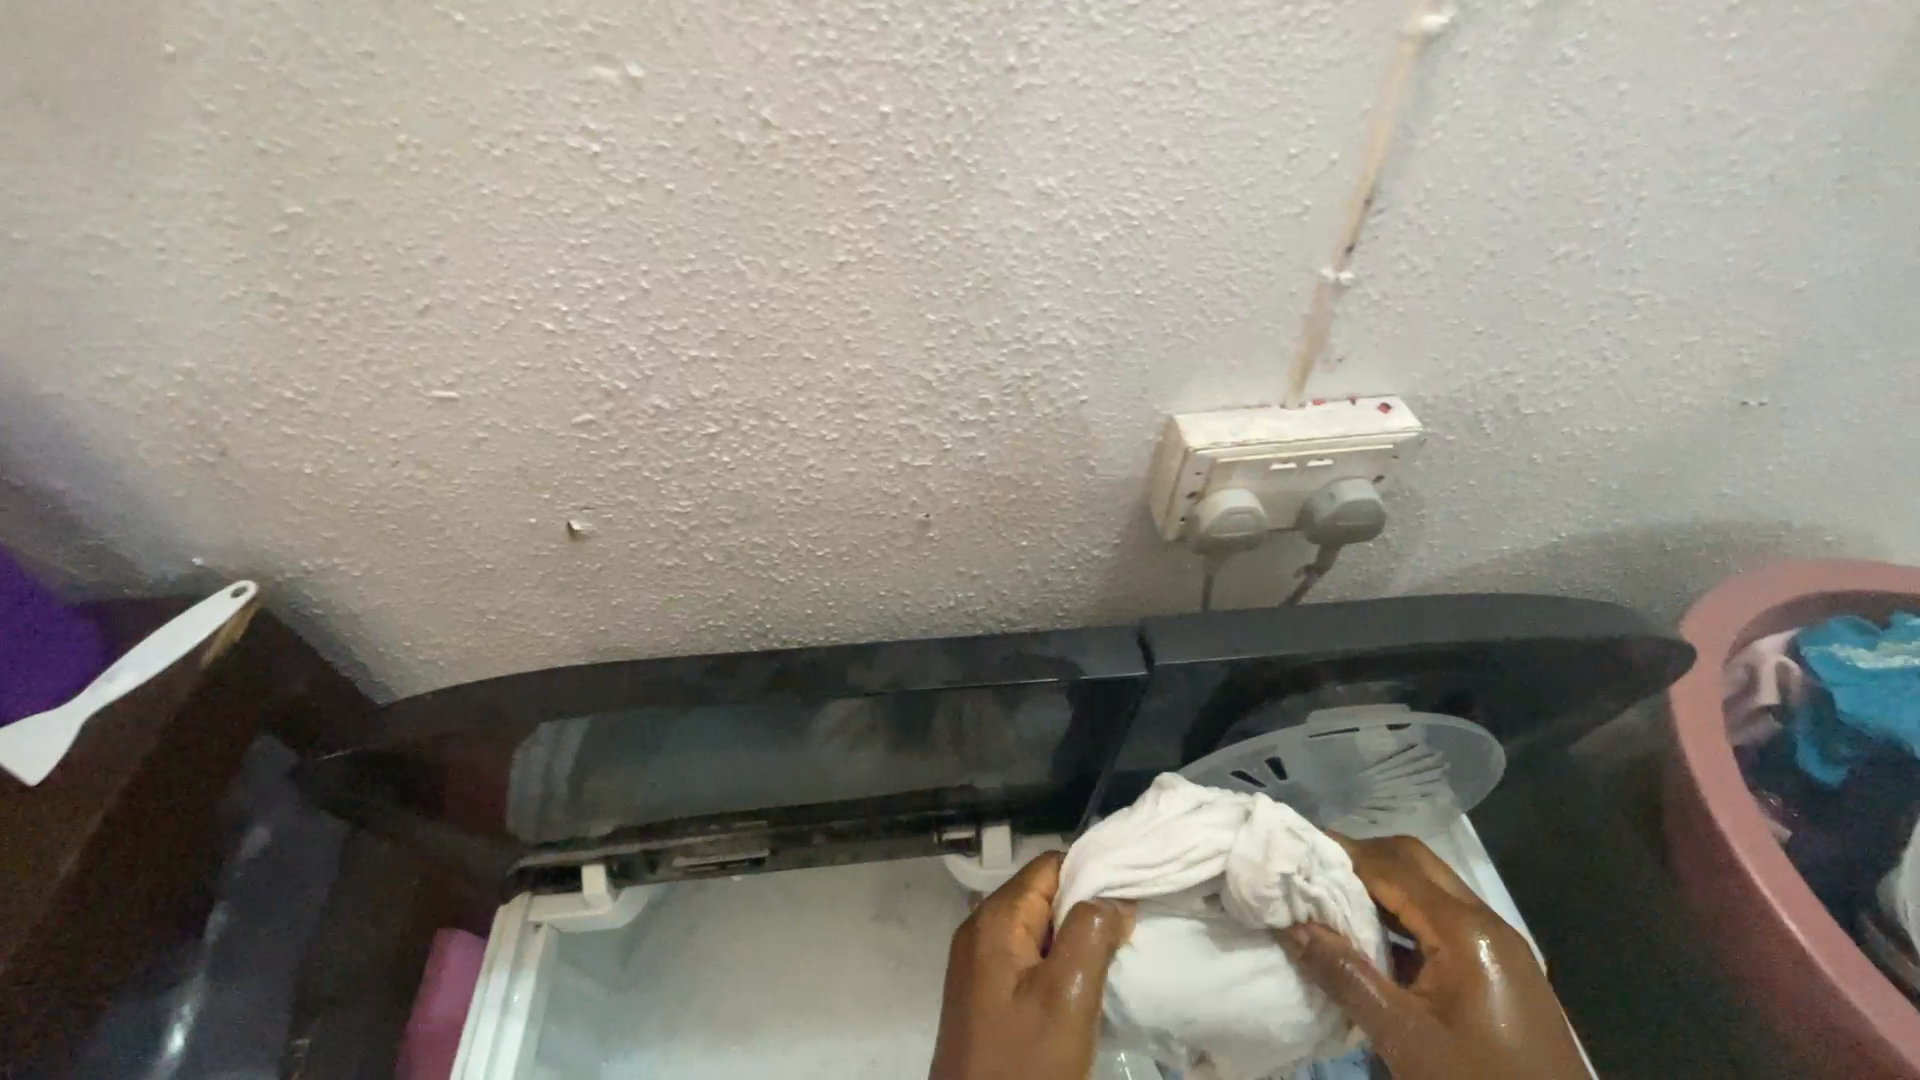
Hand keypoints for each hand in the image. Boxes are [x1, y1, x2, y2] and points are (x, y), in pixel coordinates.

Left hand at [930, 852, 1134, 1079]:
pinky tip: (1084, 990)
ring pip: (1040, 929)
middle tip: (1128, 938)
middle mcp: (981, 928)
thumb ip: (1091, 932)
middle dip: (1087, 910)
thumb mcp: (1067, 995)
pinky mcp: (986, 992)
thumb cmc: (1024, 1062)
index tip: (1133, 900)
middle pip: (1044, 895)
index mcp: (995, 917)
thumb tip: (1114, 897)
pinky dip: (1058, 965)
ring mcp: (980, 962)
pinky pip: (1028, 958)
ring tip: (1113, 963)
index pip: (1051, 866)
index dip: (1093, 875)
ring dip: (1076, 942)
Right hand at [1276, 835, 1588, 1079]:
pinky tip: (1371, 942)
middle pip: (1414, 862)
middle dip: (1360, 859)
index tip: (1294, 852)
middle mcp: (1487, 924)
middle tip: (1311, 872)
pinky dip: (1402, 917)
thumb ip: (1345, 975)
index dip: (1340, 854)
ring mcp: (1499, 948)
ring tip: (1330, 902)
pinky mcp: (1500, 973)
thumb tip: (1290, 925)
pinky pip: (1442, 922)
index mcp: (1466, 930)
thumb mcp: (1404, 1038)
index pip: (1391, 866)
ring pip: (1429, 889)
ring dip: (1380, 887)